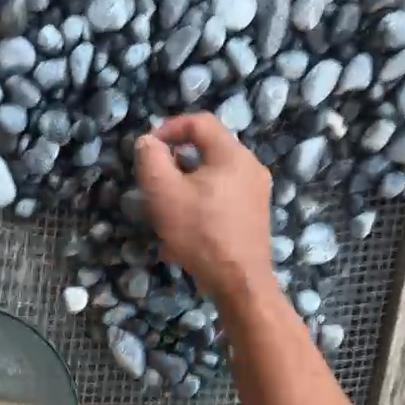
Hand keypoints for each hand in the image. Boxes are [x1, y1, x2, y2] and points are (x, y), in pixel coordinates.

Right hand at [134, 114, 274, 297]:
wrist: (239, 281)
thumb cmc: (200, 233)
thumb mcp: (164, 193)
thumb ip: (151, 160)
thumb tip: (147, 142)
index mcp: (232, 154)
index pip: (200, 122)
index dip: (169, 128)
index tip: (147, 149)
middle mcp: (250, 167)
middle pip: (207, 150)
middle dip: (175, 163)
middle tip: (155, 184)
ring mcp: (256, 192)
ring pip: (213, 177)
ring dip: (185, 188)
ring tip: (166, 212)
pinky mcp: (255, 216)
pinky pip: (222, 199)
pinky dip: (200, 205)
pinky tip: (184, 233)